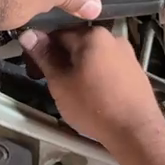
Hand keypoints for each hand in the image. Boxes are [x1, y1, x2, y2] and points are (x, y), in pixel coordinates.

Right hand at [18, 25, 164, 150]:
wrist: (136, 131)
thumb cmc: (94, 106)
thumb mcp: (60, 83)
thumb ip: (44, 56)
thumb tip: (28, 35)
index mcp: (92, 35)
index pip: (56, 34)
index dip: (40, 50)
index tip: (34, 68)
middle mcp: (112, 37)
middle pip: (76, 43)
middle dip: (60, 59)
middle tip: (49, 82)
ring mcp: (127, 54)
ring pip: (92, 56)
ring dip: (78, 67)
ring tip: (71, 91)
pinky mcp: (135, 71)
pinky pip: (107, 66)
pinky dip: (95, 75)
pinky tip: (91, 94)